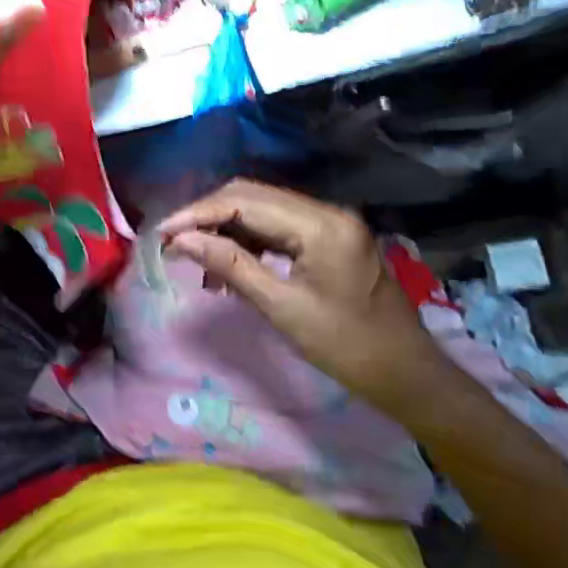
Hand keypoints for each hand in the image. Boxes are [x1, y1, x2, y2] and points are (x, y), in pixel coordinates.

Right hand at [159, 180, 462, 418]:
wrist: (404, 371)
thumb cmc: (345, 345)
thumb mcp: (280, 307)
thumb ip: (230, 265)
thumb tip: (181, 240)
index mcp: (320, 225)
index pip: (245, 201)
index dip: (197, 213)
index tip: (163, 233)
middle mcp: (326, 212)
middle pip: (251, 196)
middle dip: (206, 216)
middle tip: (173, 243)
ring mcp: (329, 222)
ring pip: (261, 209)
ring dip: (224, 229)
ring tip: (197, 260)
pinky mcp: (328, 237)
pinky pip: (276, 226)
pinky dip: (246, 241)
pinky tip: (227, 267)